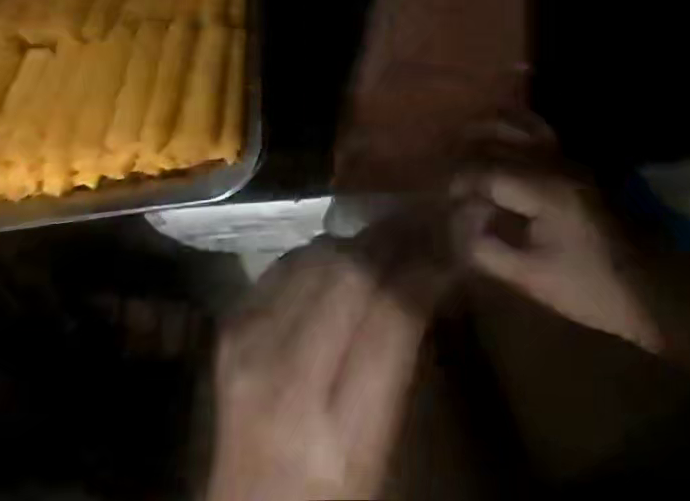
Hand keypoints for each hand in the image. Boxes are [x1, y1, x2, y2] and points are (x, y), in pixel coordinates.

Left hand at [206, 240, 433, 500]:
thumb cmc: (334, 495)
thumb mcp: (383, 447)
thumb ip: (401, 360)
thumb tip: (429, 274)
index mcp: (341, 433)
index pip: (391, 316)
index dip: (429, 264)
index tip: (461, 230)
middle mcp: (285, 377)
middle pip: (348, 274)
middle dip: (397, 236)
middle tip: (432, 216)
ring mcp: (247, 345)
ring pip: (315, 258)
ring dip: (362, 238)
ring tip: (397, 230)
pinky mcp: (228, 327)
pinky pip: (284, 266)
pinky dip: (324, 253)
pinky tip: (349, 253)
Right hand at [450, 118, 663, 352]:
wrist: (655, 291)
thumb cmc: (592, 288)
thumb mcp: (532, 278)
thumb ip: (486, 248)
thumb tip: (458, 224)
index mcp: (542, 190)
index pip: (483, 172)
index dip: (457, 186)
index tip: (442, 204)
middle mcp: (552, 164)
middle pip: (491, 143)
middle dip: (461, 160)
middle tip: (444, 181)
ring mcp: (565, 159)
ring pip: (512, 124)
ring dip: (481, 134)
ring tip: (457, 150)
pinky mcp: (572, 163)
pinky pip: (534, 128)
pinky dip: (509, 125)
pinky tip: (492, 136)